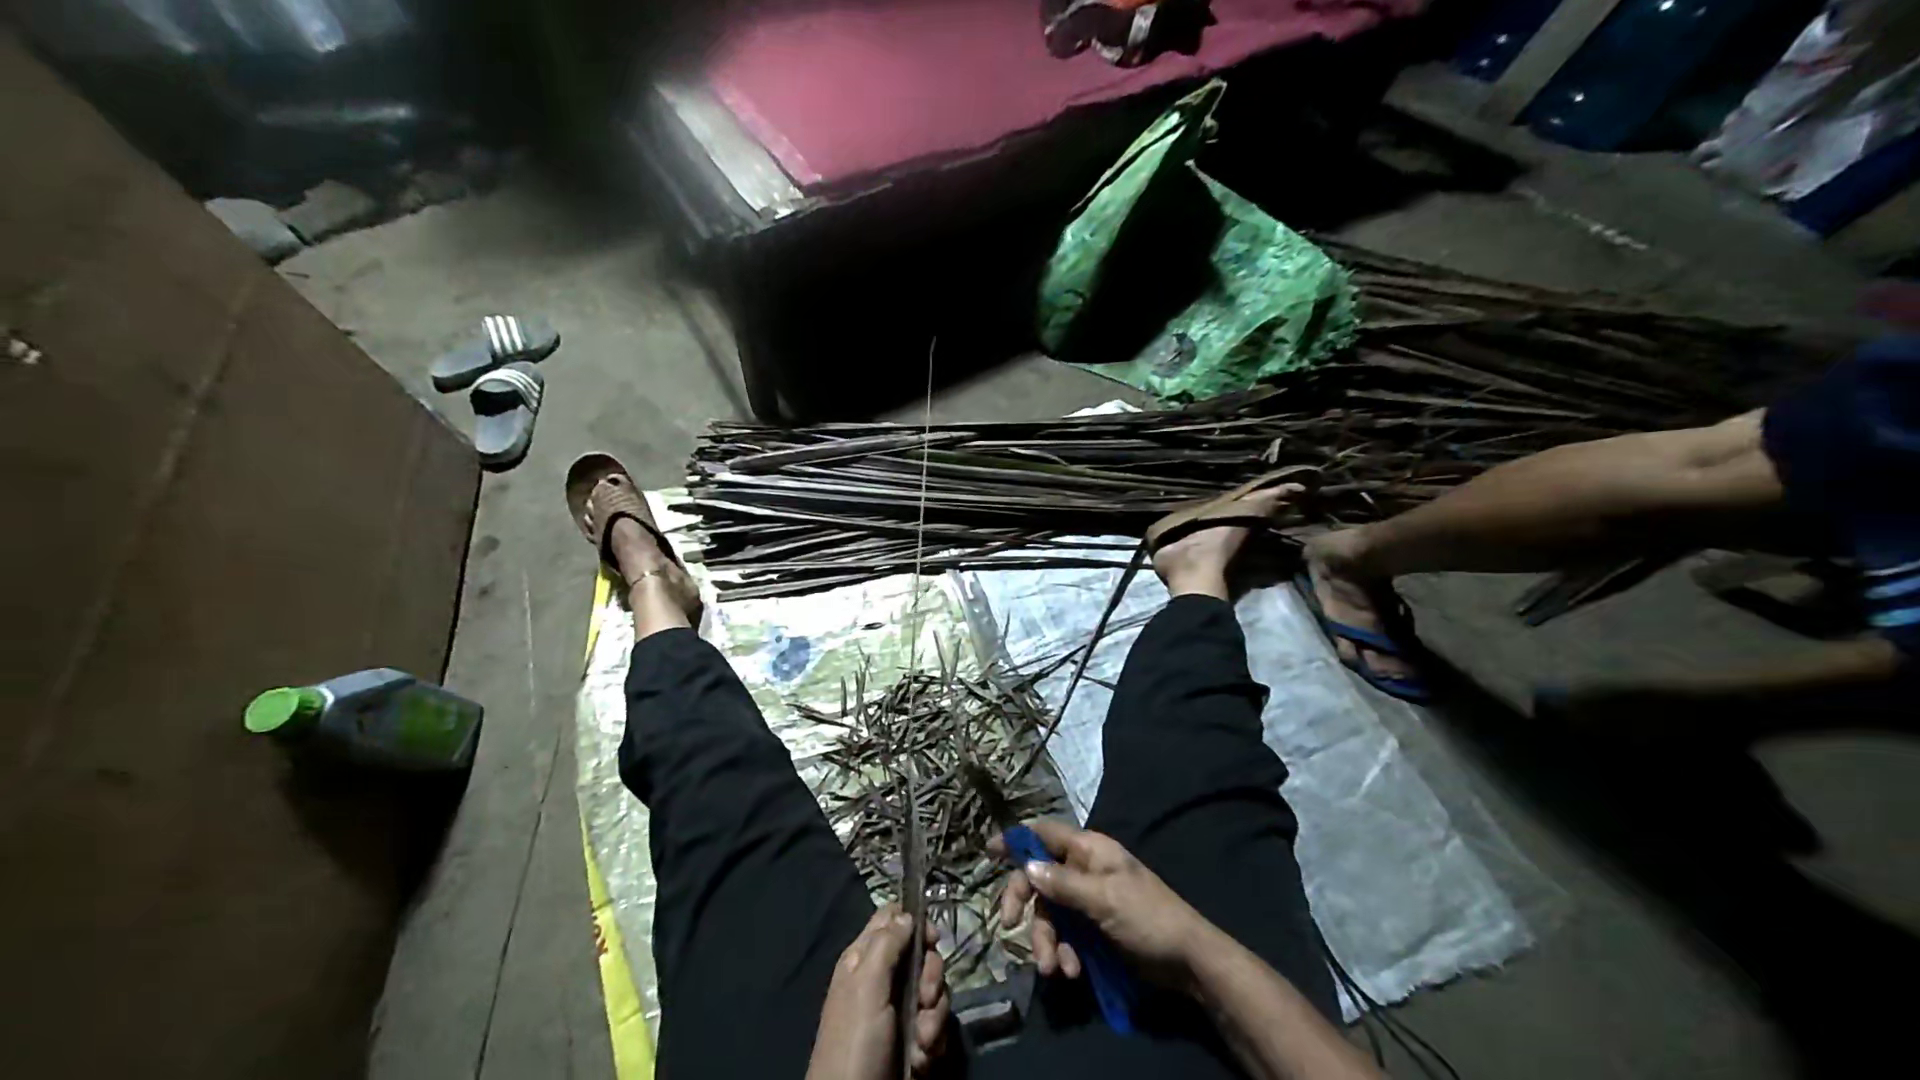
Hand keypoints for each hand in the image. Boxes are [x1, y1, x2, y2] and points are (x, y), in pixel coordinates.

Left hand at [806, 904, 950, 1079]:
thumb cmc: (854, 1042)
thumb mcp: (865, 987)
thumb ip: (886, 945)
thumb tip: (908, 915)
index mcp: (864, 958)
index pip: (892, 919)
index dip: (915, 922)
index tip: (931, 939)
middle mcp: (883, 978)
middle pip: (921, 955)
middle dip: (931, 976)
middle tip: (925, 998)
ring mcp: (898, 1009)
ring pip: (934, 990)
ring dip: (934, 1015)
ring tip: (922, 1039)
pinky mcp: (912, 1038)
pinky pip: (935, 1023)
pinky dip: (933, 1038)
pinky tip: (922, 1056)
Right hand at [995, 820, 1215, 990]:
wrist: (1185, 961)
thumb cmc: (1147, 917)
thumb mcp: (1104, 898)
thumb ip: (1063, 883)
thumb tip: (1027, 866)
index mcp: (1088, 850)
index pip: (1044, 833)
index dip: (1016, 840)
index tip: (989, 852)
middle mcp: (1083, 870)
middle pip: (1039, 878)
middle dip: (1025, 904)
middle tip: (1008, 925)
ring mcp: (1087, 900)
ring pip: (1049, 912)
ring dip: (1046, 939)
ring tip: (1053, 967)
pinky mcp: (1092, 928)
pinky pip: (1065, 935)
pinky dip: (1063, 952)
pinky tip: (1072, 972)